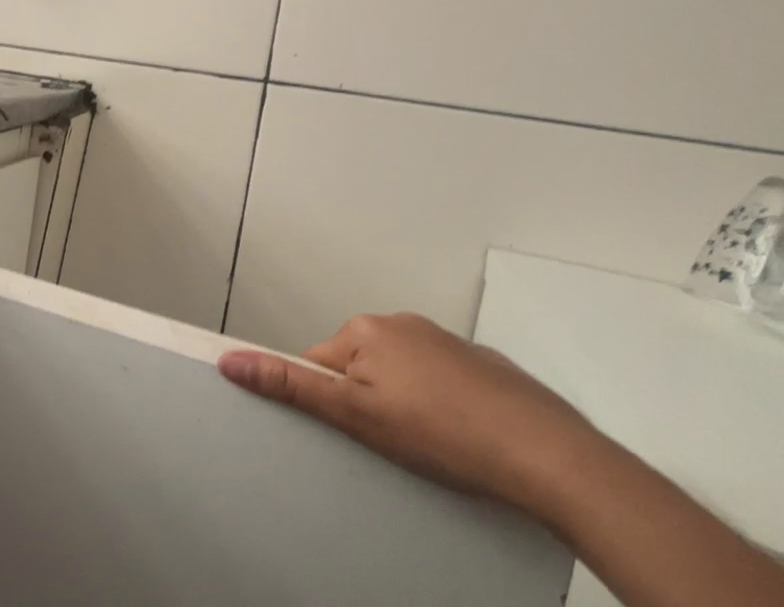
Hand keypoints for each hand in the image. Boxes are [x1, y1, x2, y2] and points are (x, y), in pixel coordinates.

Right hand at [217, 313, 596, 511]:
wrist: (553, 458)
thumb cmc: (444, 433)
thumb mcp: (354, 414)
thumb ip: (290, 384)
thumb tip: (230, 359)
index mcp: (367, 328)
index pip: (318, 361)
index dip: (329, 399)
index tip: (354, 429)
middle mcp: (405, 323)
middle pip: (360, 365)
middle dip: (367, 399)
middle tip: (392, 439)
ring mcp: (451, 343)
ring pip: (403, 374)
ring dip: (406, 402)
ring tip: (432, 442)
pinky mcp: (489, 367)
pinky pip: (445, 383)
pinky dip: (446, 405)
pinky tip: (463, 437)